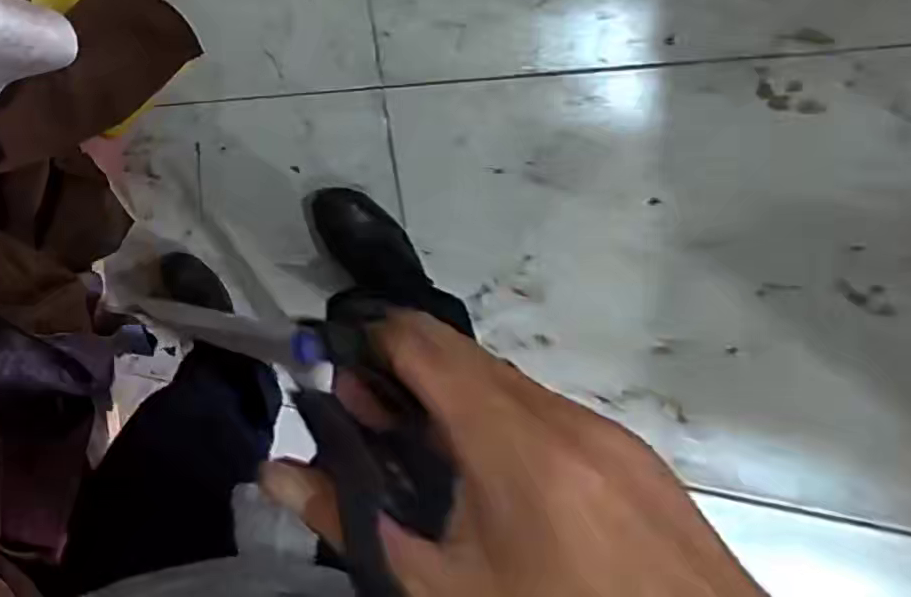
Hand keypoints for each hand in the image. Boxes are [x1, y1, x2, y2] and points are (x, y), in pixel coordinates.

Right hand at [260, 312, 764, 596]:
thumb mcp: (445, 592)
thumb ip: (350, 519)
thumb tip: (273, 474)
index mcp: (514, 441)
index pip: (419, 341)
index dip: (366, 340)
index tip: (335, 375)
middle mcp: (563, 417)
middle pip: (455, 352)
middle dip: (398, 369)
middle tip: (367, 418)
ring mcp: (608, 434)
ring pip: (499, 378)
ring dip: (446, 393)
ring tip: (425, 452)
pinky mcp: (637, 459)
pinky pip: (542, 408)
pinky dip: (495, 416)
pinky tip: (493, 480)